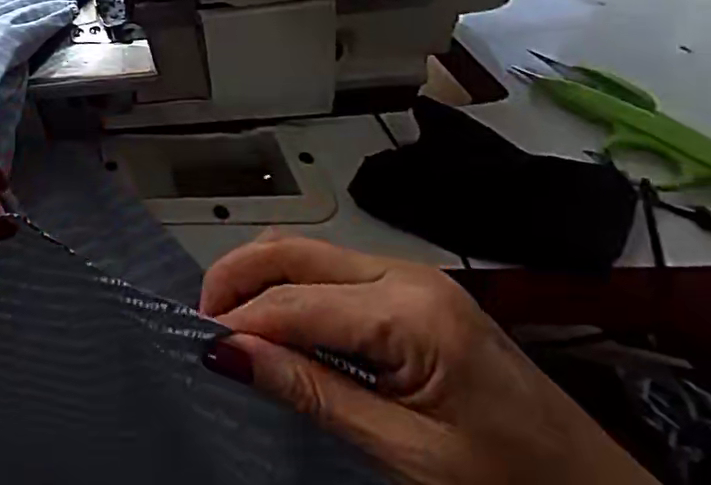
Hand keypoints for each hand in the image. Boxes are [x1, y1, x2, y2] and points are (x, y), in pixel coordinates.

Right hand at [200, 235, 654, 484]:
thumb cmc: (513, 481)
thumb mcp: (410, 452)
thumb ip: (312, 391)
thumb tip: (224, 350)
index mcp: (413, 312)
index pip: (292, 301)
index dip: (237, 319)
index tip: (197, 343)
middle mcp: (404, 274)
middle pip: (286, 251)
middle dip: (231, 280)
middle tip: (203, 324)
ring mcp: (407, 274)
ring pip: (297, 249)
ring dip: (253, 277)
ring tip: (231, 321)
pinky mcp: (406, 285)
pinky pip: (321, 265)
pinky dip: (282, 282)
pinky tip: (273, 317)